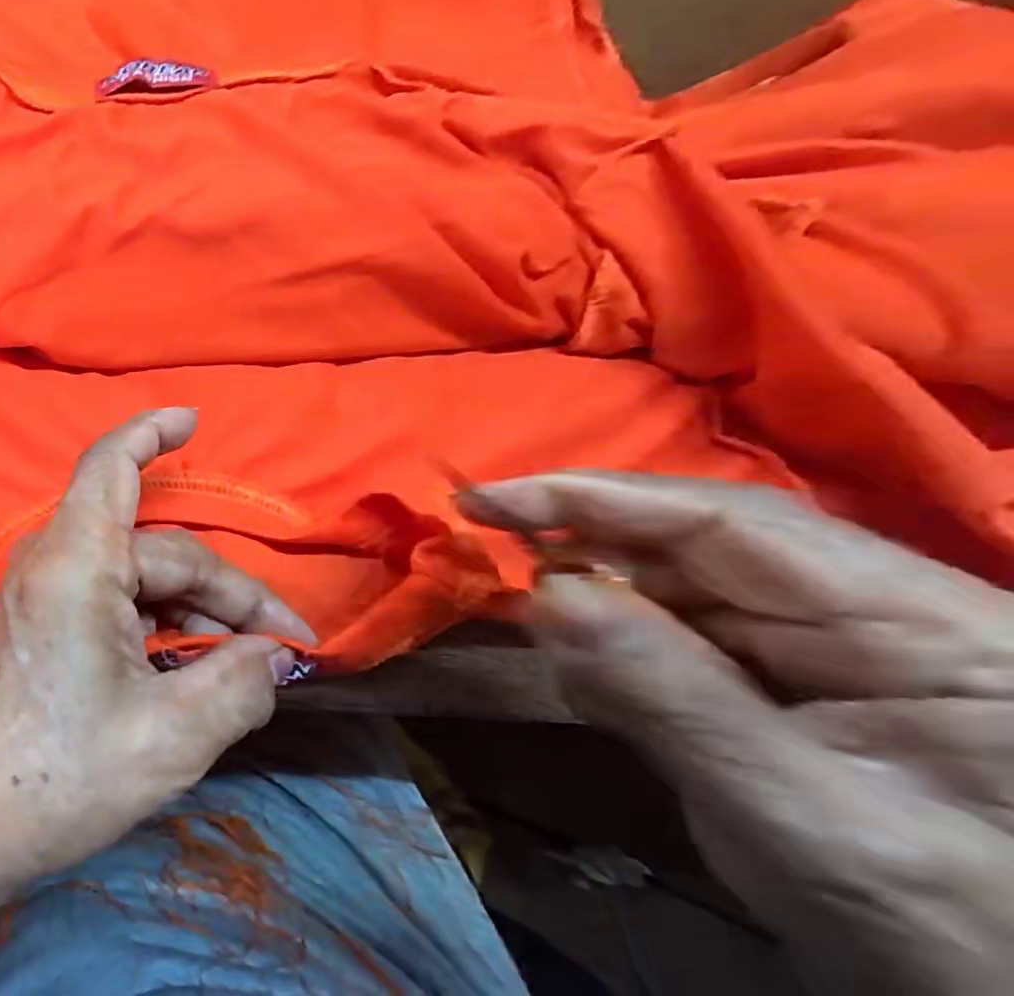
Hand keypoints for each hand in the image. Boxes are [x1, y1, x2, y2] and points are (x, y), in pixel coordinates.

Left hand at [0, 408, 314, 949]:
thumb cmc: (55, 778)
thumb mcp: (168, 738)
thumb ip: (236, 686)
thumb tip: (274, 658)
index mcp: (77, 567)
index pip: (112, 469)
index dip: (151, 434)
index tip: (192, 420)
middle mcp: (56, 565)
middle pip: (159, 552)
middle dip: (227, 593)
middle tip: (286, 649)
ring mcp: (43, 596)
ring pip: (139, 582)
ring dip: (196, 614)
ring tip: (243, 668)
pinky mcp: (40, 627)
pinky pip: (113, 606)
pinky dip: (159, 627)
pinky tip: (190, 670)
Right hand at [460, 472, 1013, 995]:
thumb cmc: (953, 937)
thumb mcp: (805, 823)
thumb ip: (674, 700)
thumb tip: (547, 595)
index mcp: (928, 624)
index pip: (730, 521)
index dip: (593, 498)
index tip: (481, 501)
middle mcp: (878, 611)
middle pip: (694, 546)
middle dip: (582, 553)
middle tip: (485, 564)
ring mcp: (834, 647)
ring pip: (677, 590)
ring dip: (590, 605)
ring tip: (530, 633)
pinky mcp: (792, 680)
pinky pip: (679, 637)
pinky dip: (612, 650)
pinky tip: (584, 676)